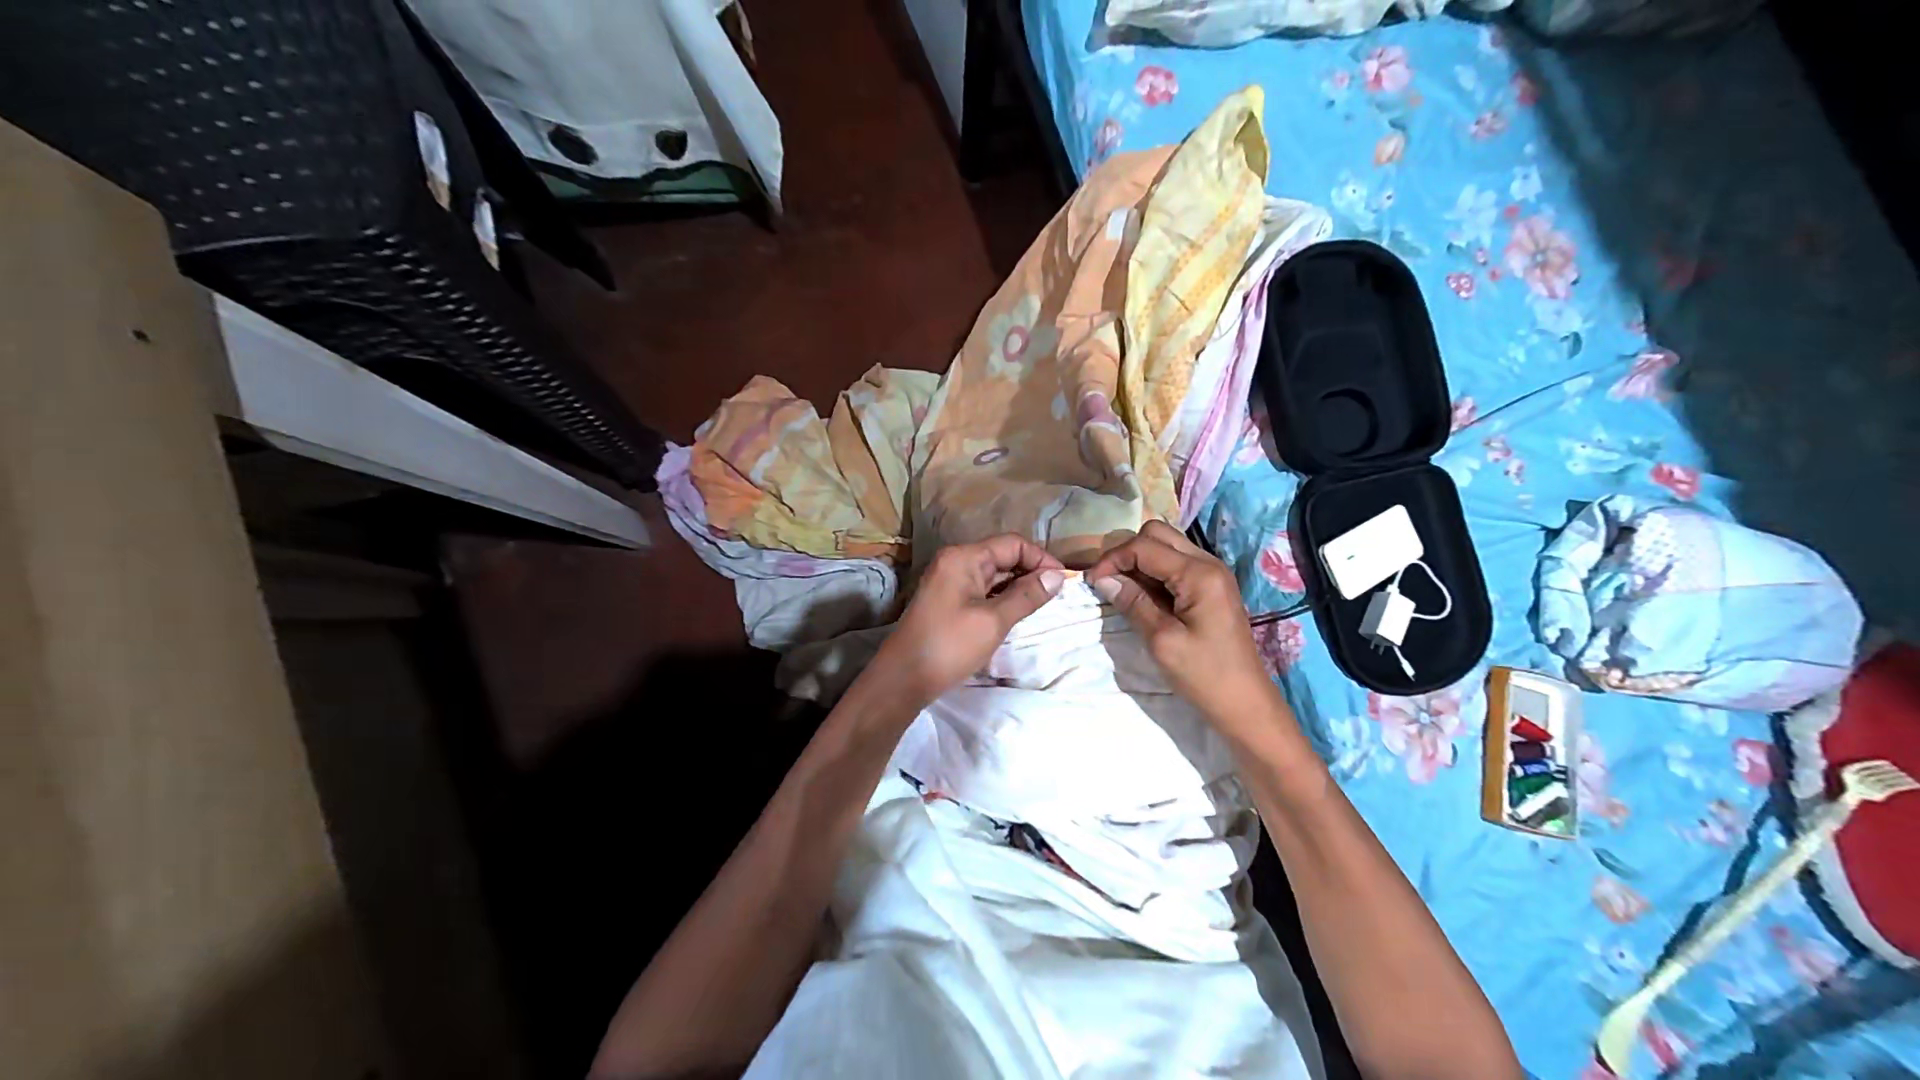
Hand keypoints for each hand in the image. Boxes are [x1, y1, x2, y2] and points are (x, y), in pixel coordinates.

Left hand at [862, 534, 1065, 708]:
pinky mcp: (947, 599)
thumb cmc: (950, 645)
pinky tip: (1017, 612)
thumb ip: (1027, 595)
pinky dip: (1001, 597)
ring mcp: (949, 580)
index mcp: (964, 557)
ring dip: (1018, 586)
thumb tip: (1057, 576)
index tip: (1064, 582)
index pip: (1012, 544)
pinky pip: (982, 589)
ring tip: (1042, 605)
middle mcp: (955, 561)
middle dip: (1031, 572)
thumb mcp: (994, 621)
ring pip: (993, 574)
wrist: (904, 678)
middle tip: (1057, 596)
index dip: (1041, 559)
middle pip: (1002, 555)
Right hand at [1087, 521, 1288, 735]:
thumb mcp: (1162, 640)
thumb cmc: (1204, 675)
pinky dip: (1154, 573)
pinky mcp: (1210, 588)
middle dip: (1127, 552)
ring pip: (1166, 546)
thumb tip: (1103, 579)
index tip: (1092, 582)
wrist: (1244, 704)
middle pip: (1157, 534)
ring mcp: (1212, 574)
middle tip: (1109, 581)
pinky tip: (1144, 597)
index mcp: (1199, 574)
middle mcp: (1208, 563)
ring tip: (1123, 590)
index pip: (1145, 546)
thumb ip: (1133, 603)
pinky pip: (1176, 565)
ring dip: (1140, 561)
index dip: (1113, 559)